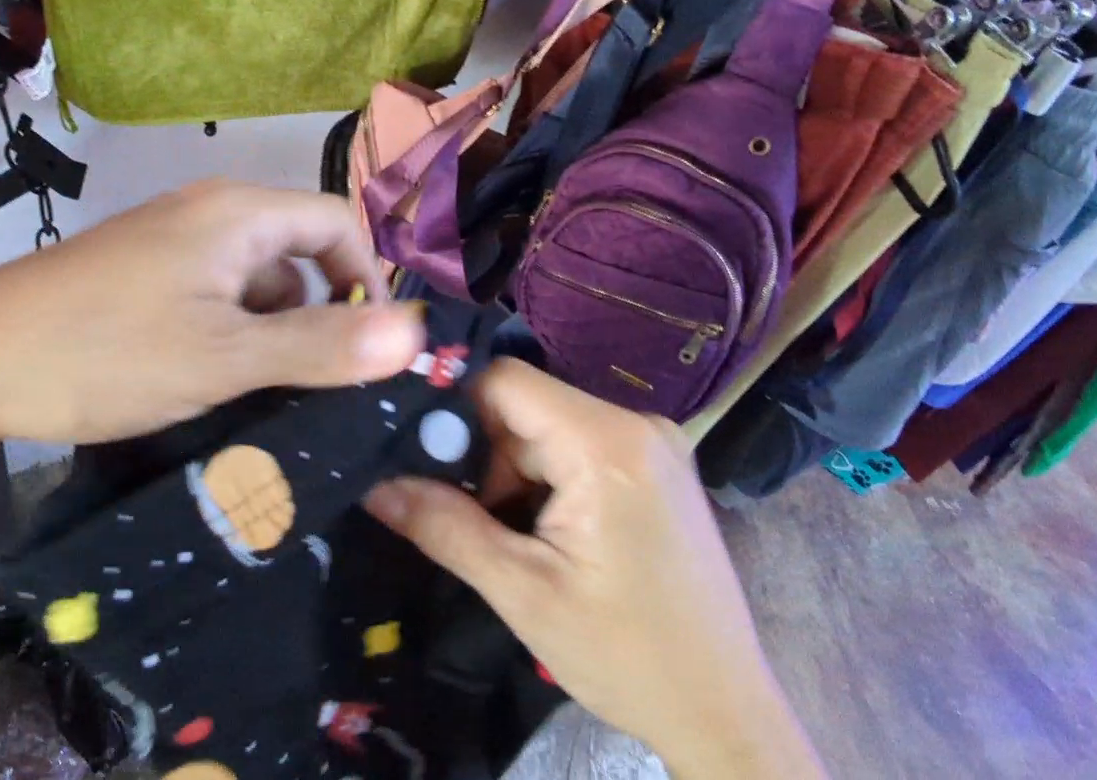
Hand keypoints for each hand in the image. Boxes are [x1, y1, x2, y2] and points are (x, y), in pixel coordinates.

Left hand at [0, 181, 426, 445]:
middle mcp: (206, 214)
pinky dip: (228, 335)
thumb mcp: (225, 357)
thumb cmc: (105, 353)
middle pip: (297, 251)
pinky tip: (210, 384)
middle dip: (318, 315)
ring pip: (252, 282)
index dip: (367, 280)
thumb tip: (417, 335)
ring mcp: (167, 245)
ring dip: (271, 332)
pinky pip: (210, 297)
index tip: (369, 351)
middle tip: (317, 386)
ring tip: (262, 395)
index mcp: (237, 214)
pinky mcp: (137, 277)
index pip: (337, 223)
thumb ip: (321, 345)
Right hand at [362, 361, 823, 779]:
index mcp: (608, 442)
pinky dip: (542, 485)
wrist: (724, 715)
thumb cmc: (629, 656)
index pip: (504, 381)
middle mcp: (635, 425)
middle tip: (454, 517)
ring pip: (544, 433)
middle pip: (523, 409)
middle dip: (481, 459)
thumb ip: (443, 527)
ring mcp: (650, 446)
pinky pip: (574, 453)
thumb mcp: (523, 592)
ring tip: (502, 542)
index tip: (412, 454)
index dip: (451, 408)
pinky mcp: (653, 471)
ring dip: (509, 479)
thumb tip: (372, 485)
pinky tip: (537, 538)